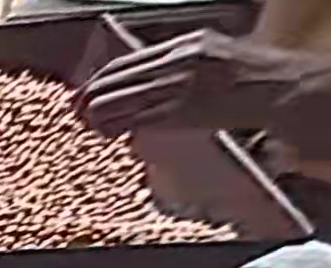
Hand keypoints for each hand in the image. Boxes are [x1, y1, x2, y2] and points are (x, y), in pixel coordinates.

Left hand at [78, 31, 330, 157]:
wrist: (281, 88)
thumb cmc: (243, 76)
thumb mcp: (207, 56)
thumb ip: (166, 65)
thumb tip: (119, 82)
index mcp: (185, 44)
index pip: (116, 65)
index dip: (89, 86)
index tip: (76, 100)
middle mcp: (177, 63)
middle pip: (102, 86)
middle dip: (82, 106)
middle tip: (80, 118)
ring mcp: (174, 88)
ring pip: (104, 106)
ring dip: (93, 122)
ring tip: (102, 128)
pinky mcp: (172, 112)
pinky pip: (121, 124)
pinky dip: (107, 131)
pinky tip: (113, 134)